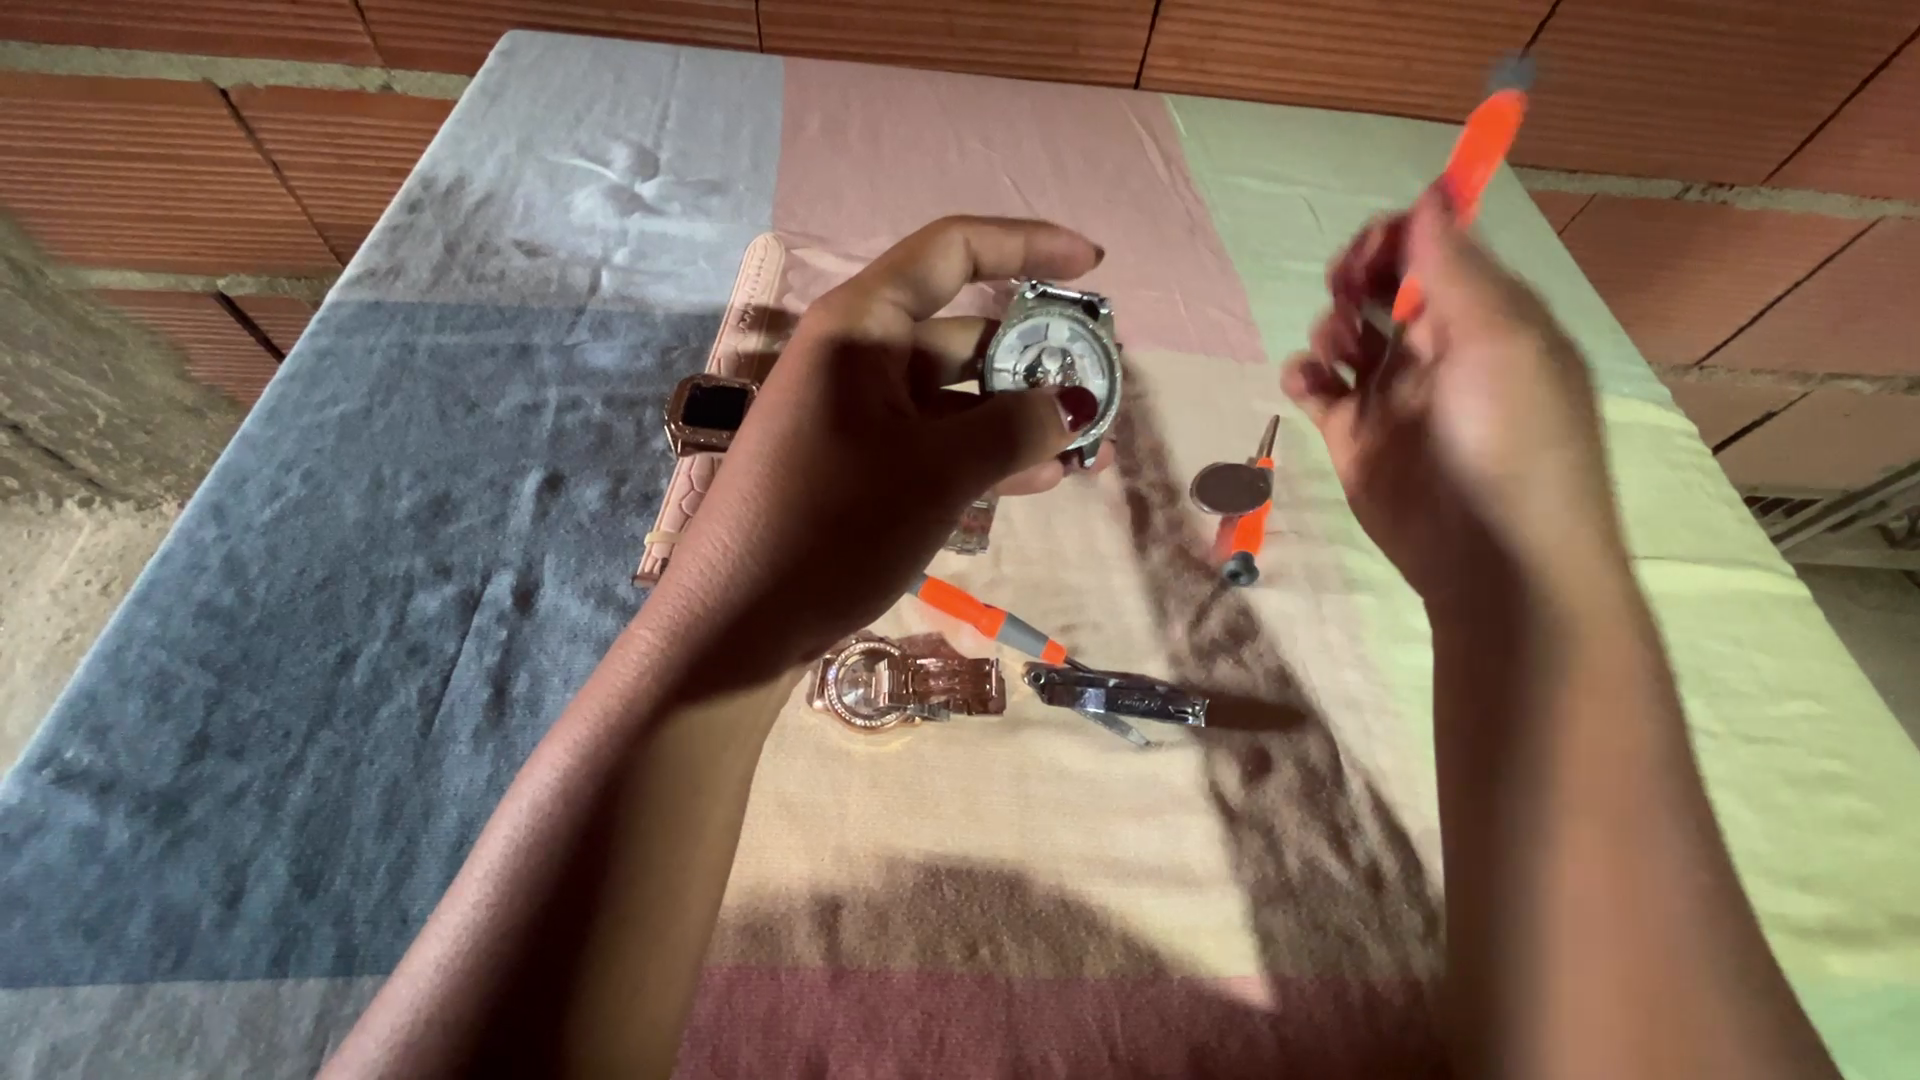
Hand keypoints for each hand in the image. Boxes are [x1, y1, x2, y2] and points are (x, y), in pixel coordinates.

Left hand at [647, 216, 1113, 688]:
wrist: (738, 622)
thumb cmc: (830, 526)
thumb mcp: (936, 472)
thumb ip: (1014, 428)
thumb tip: (1077, 404)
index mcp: (862, 326)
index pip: (953, 251)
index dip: (1028, 245)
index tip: (1093, 266)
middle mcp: (861, 359)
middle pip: (965, 331)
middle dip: (1038, 359)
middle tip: (1103, 390)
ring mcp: (861, 417)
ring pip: (959, 398)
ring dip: (1023, 419)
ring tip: (1091, 447)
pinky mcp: (865, 468)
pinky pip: (939, 445)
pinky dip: (988, 457)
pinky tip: (1044, 480)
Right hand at [1282, 189, 1627, 606]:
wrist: (1489, 556)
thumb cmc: (1509, 440)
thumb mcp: (1499, 342)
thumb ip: (1457, 270)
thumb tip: (1433, 192)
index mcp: (1484, 317)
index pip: (1435, 251)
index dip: (1399, 235)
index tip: (1370, 248)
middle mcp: (1437, 348)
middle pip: (1382, 286)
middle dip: (1356, 276)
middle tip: (1346, 292)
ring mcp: (1391, 394)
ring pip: (1344, 334)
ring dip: (1330, 326)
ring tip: (1334, 354)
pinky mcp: (1353, 436)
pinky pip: (1317, 390)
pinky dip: (1303, 376)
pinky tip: (1307, 384)